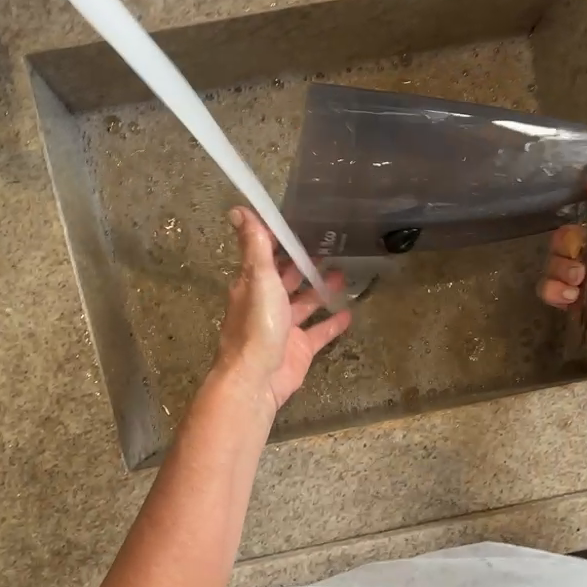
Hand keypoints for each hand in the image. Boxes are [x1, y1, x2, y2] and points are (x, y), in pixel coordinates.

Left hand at [214, 207, 351, 408]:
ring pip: (305, 303)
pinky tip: (348, 312)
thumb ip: (254, 245)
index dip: (281, 240)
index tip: (302, 223)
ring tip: (343, 273)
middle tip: (330, 247)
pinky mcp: (300, 348)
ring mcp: (285, 327)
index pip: (266, 255)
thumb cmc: (257, 325)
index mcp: (253, 284)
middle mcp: (267, 303)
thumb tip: (237, 208)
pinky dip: (332, 322)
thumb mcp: (258, 278)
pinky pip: (319, 332)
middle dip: (305, 263)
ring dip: (321, 288)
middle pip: (287, 278)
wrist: (257, 378)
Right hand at [539, 154, 586, 369]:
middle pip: (573, 229)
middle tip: (580, 257)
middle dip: (568, 245)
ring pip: (560, 259)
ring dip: (563, 273)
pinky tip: (569, 302)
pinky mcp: (579, 299)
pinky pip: (555, 286)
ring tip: (578, 287)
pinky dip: (558, 293)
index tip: (576, 198)